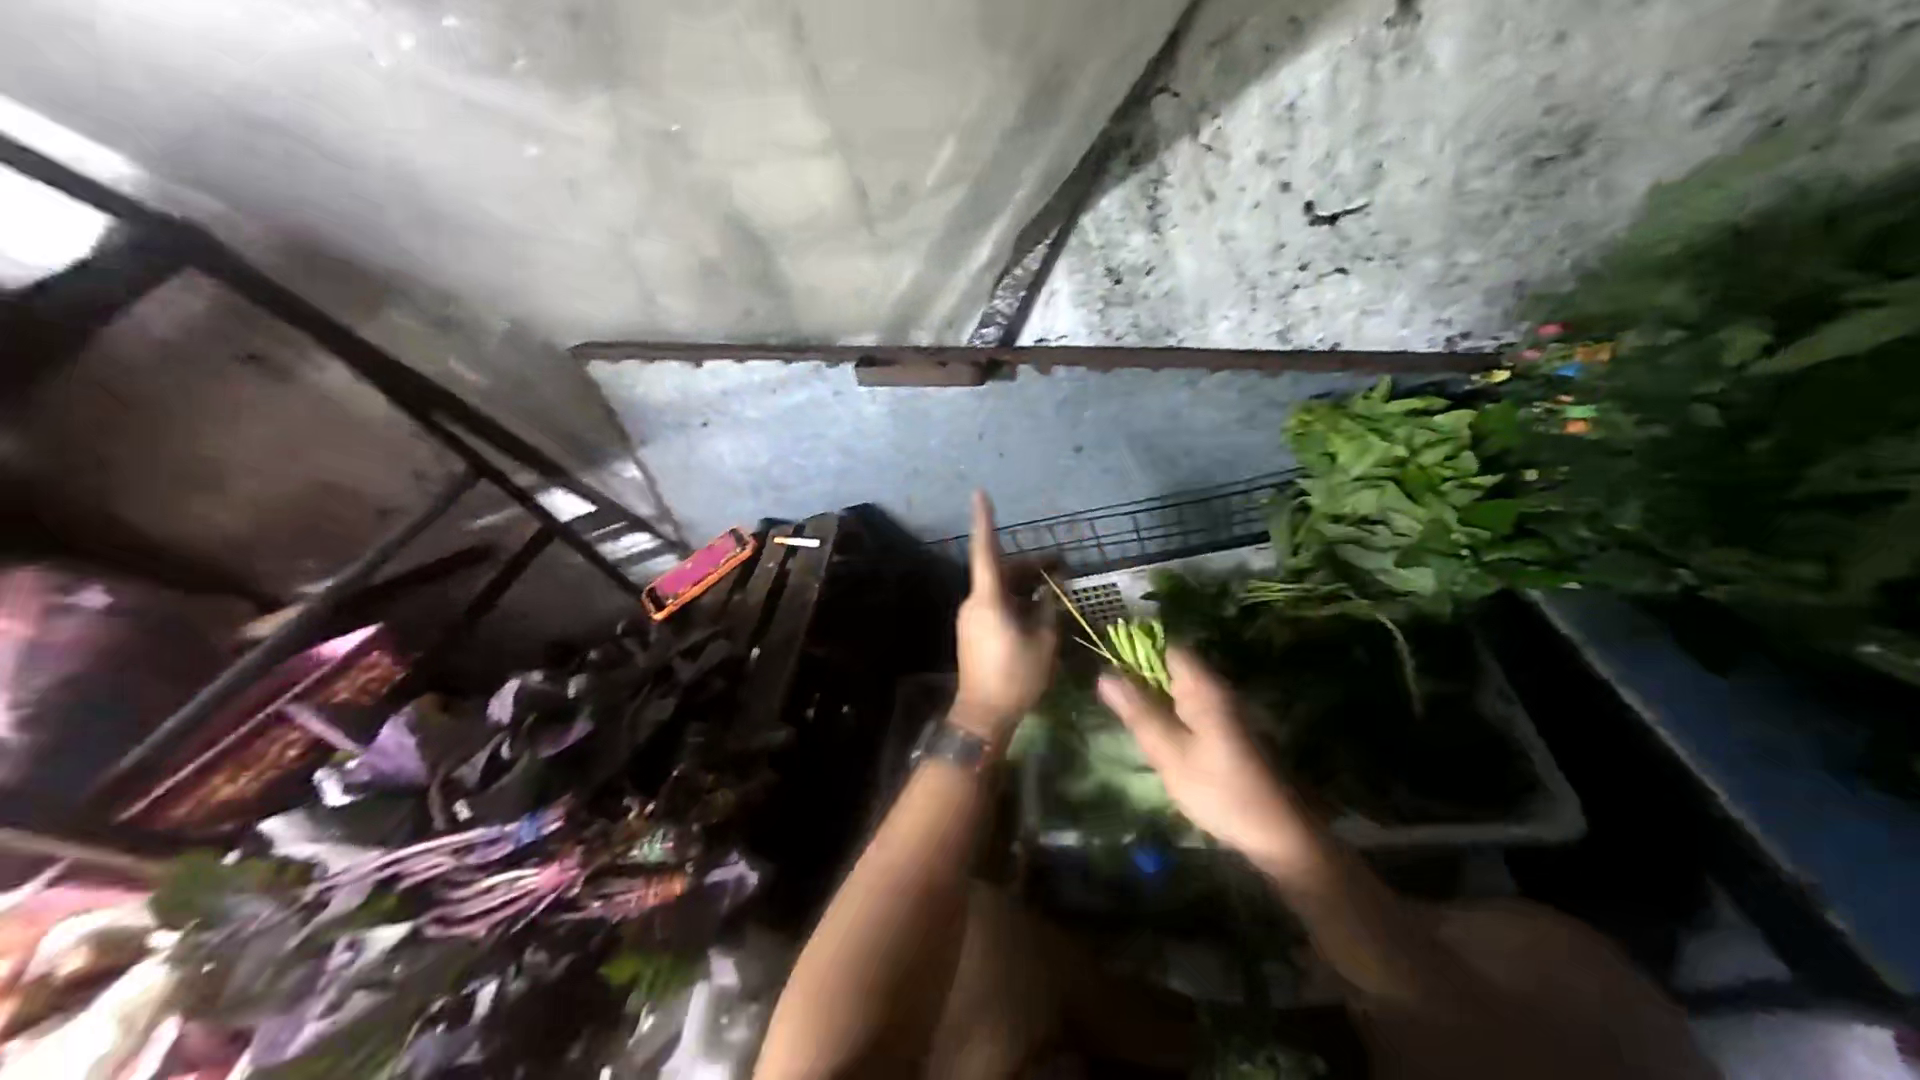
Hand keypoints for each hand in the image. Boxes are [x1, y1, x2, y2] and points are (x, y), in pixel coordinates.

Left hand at [953, 492, 1058, 739]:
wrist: (983, 714)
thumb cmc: (1015, 676)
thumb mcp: (1042, 642)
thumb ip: (1047, 611)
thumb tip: (1051, 591)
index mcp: (987, 600)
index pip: (985, 552)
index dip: (984, 521)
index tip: (980, 494)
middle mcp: (974, 603)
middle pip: (1001, 572)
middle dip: (1031, 566)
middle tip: (1062, 566)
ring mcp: (971, 618)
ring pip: (1000, 590)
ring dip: (1026, 585)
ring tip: (1056, 589)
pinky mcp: (973, 632)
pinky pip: (996, 605)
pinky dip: (1017, 601)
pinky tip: (1039, 610)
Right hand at [1098, 649, 1319, 876]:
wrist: (1280, 835)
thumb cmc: (1220, 791)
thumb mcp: (1169, 754)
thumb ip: (1138, 712)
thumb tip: (1105, 675)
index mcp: (1205, 689)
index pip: (1169, 648)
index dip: (1138, 652)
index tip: (1111, 671)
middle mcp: (1219, 691)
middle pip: (1175, 669)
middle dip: (1143, 681)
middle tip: (1117, 706)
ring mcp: (1228, 712)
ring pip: (1182, 693)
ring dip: (1157, 703)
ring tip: (1133, 725)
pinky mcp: (1231, 733)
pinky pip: (1193, 712)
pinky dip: (1173, 719)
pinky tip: (1161, 743)